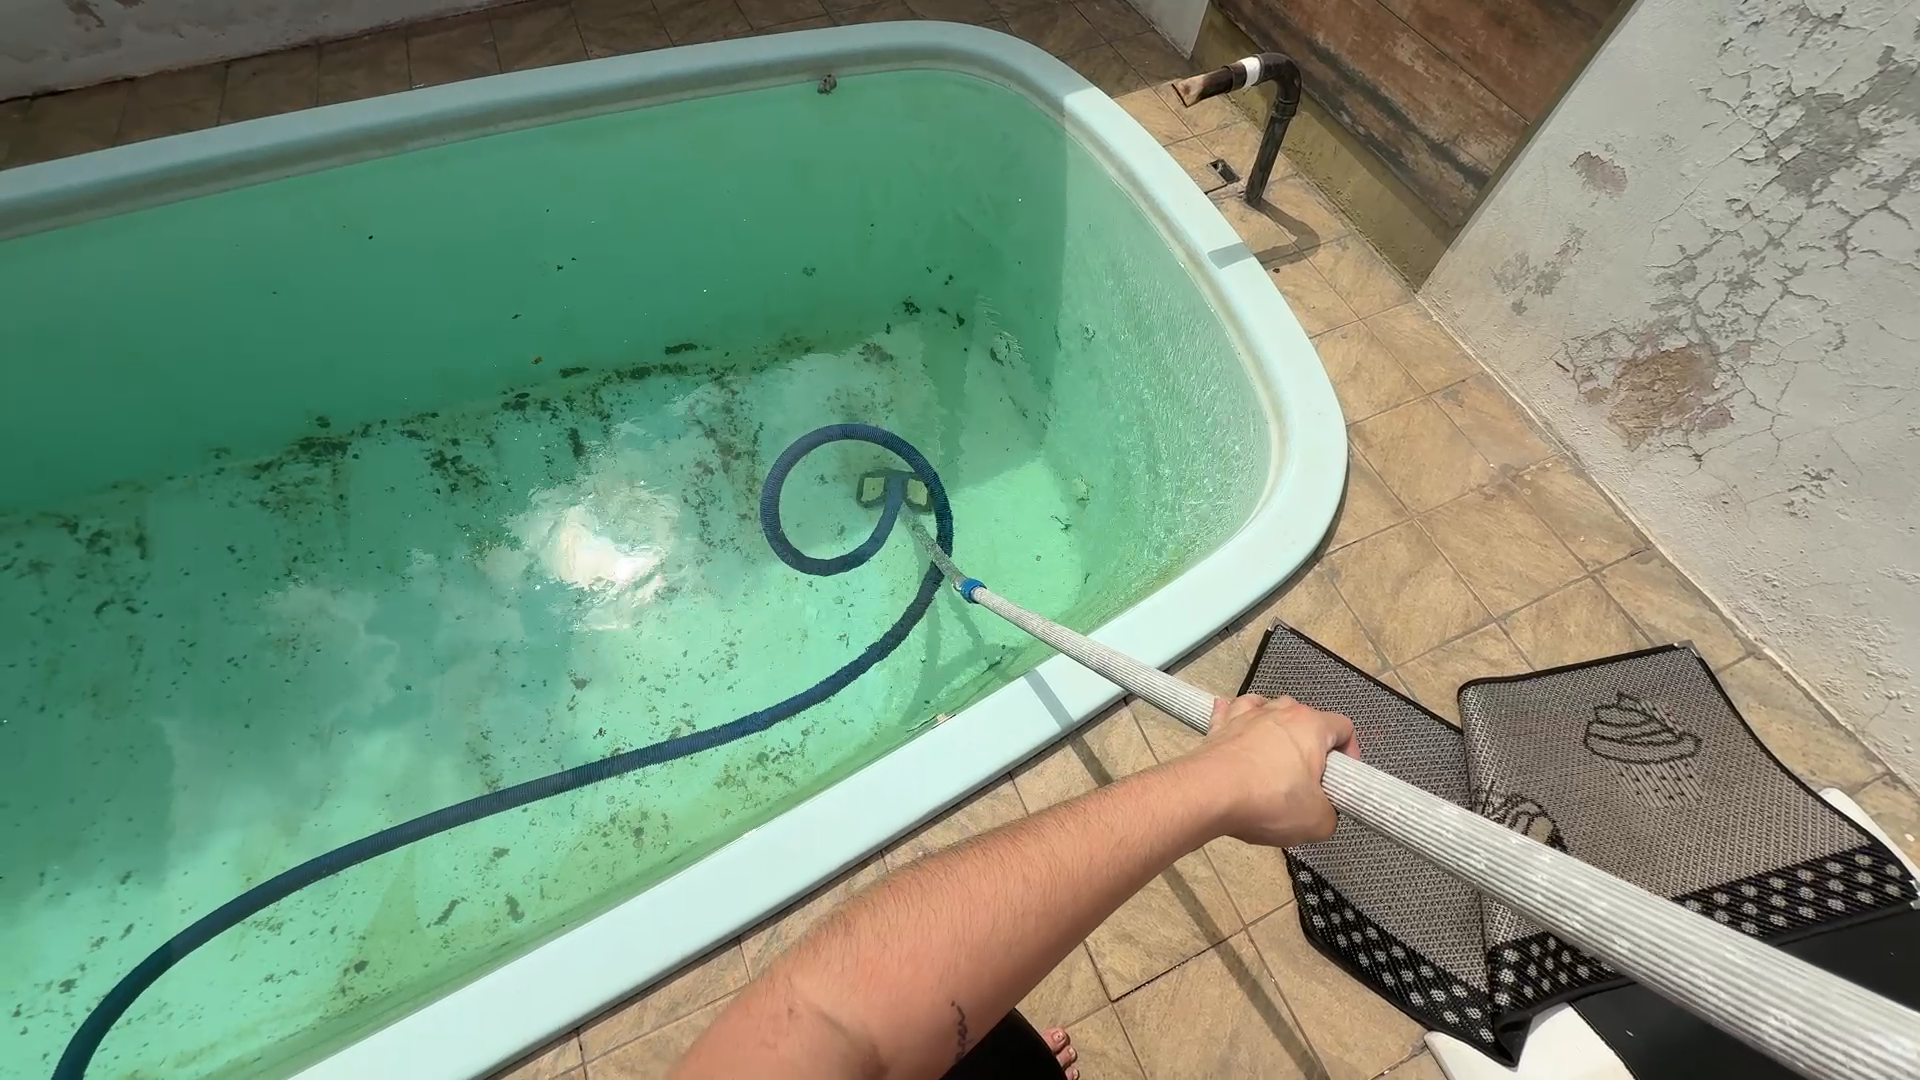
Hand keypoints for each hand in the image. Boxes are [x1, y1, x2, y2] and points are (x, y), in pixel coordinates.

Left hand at [1191, 694, 1357, 846]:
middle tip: (1309, 774)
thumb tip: (1322, 811)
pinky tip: (1236, 727)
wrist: (1208, 793)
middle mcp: (1277, 712)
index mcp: (1309, 726)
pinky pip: (1230, 712)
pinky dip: (1234, 718)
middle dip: (1311, 741)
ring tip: (1276, 754)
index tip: (1341, 776)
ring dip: (1274, 726)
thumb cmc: (1266, 800)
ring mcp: (1244, 715)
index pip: (1343, 726)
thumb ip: (1330, 812)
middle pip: (1304, 715)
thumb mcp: (1318, 821)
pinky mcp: (1218, 726)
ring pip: (1266, 707)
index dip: (1350, 752)